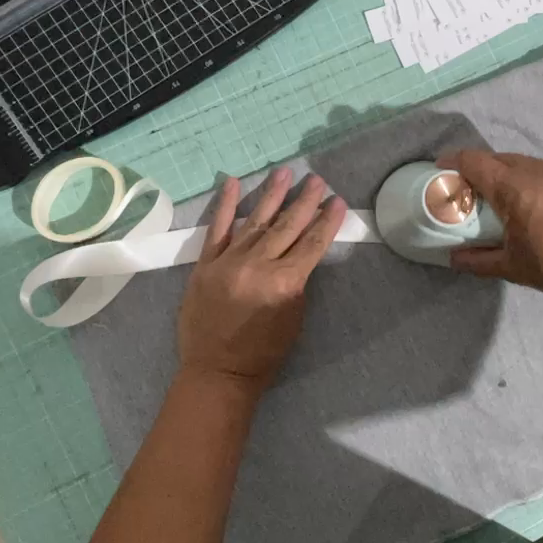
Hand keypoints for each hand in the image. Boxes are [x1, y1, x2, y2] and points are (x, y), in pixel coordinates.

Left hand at [175, 168, 347, 395]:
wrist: (217, 370)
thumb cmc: (263, 352)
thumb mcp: (293, 318)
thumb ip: (296, 281)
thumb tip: (299, 252)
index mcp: (284, 283)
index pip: (312, 244)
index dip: (327, 221)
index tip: (337, 201)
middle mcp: (257, 266)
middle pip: (287, 226)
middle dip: (304, 201)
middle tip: (317, 180)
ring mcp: (229, 261)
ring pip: (255, 220)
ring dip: (272, 194)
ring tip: (285, 172)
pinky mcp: (206, 263)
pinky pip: (217, 228)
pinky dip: (225, 204)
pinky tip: (232, 182)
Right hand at [437, 149, 542, 306]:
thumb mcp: (517, 269)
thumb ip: (479, 260)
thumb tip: (452, 257)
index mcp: (517, 189)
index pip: (475, 162)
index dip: (456, 162)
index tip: (446, 169)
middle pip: (509, 161)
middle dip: (496, 175)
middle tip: (494, 197)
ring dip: (538, 183)